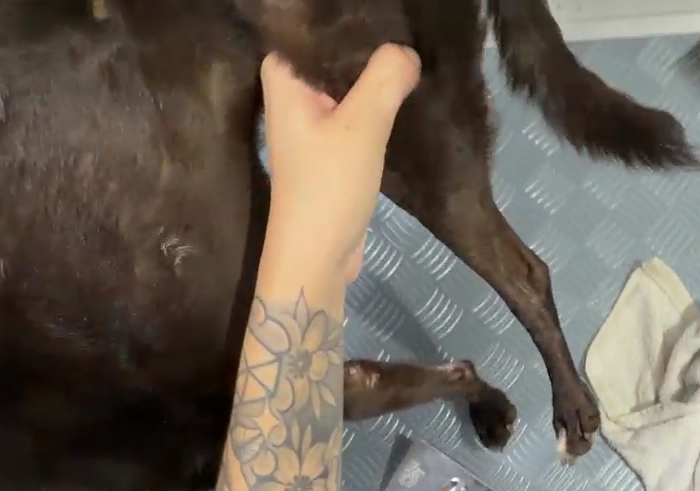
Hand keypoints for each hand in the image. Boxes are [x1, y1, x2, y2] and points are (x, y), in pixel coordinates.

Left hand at [259, 45, 419, 286]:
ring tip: (414, 60)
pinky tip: (405, 98)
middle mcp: (293, 93)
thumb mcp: (363, 126)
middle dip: (372, 48)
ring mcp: (313, 123)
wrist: (316, 258)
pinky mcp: (331, 150)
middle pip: (336, 53)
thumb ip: (387, 78)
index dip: (355, 23)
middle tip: (411, 35)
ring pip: (350, 85)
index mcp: (285, 75)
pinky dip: (378, 109)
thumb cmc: (328, 189)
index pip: (318, 27)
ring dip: (379, 80)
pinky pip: (357, 114)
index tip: (392, 17)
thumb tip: (408, 54)